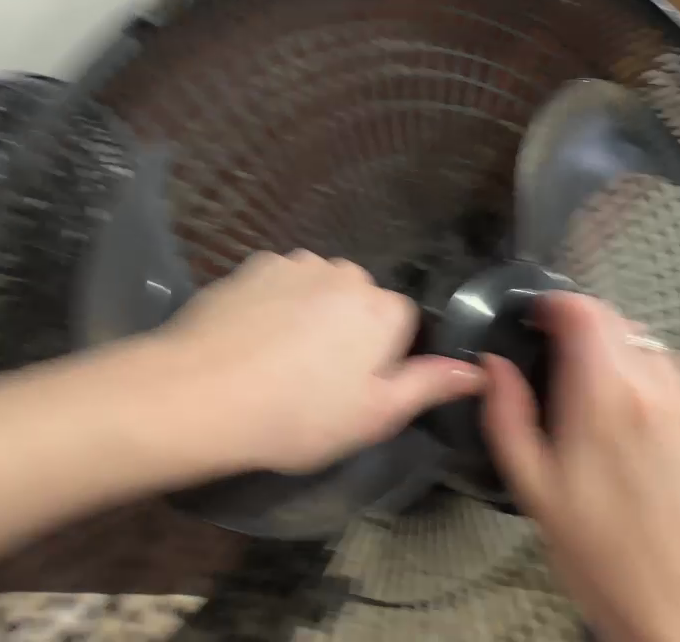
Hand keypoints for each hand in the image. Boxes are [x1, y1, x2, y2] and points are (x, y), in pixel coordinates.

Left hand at [154, 250, 483, 474]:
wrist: (202, 394)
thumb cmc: (298, 415)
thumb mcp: (374, 415)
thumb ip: (429, 384)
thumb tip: (477, 369)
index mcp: (383, 308)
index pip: (402, 324)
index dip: (382, 359)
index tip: (353, 390)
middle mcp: (348, 272)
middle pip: (361, 302)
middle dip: (348, 331)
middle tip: (315, 380)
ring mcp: (299, 262)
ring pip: (320, 289)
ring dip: (311, 313)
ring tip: (278, 359)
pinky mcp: (256, 263)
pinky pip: (281, 282)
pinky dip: (275, 302)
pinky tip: (252, 337)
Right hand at [483, 293, 679, 641]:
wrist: (676, 602)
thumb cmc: (601, 553)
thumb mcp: (532, 487)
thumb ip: (507, 416)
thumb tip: (493, 368)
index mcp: (602, 400)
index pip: (584, 313)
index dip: (554, 303)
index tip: (536, 314)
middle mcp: (648, 389)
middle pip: (613, 316)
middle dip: (577, 317)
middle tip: (551, 339)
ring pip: (642, 335)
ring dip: (610, 336)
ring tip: (584, 366)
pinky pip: (668, 363)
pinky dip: (641, 360)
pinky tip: (622, 393)